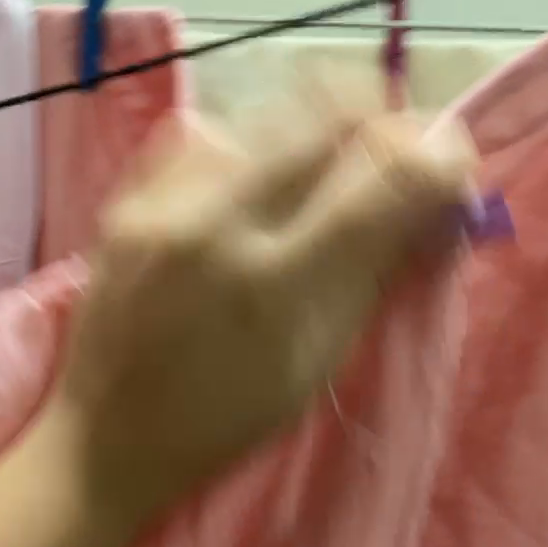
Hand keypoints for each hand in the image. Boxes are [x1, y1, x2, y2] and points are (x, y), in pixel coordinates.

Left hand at [41, 109, 476, 521]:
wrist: (103, 437)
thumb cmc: (217, 422)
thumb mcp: (312, 366)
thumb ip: (371, 274)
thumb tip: (430, 194)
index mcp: (275, 285)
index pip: (390, 172)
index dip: (439, 155)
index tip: (444, 167)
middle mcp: (215, 226)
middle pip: (329, 109)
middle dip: (378, 123)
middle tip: (381, 163)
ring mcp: (159, 207)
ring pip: (266, 111)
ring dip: (308, 134)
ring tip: (307, 183)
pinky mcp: (122, 204)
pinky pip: (201, 135)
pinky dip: (241, 149)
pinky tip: (239, 192)